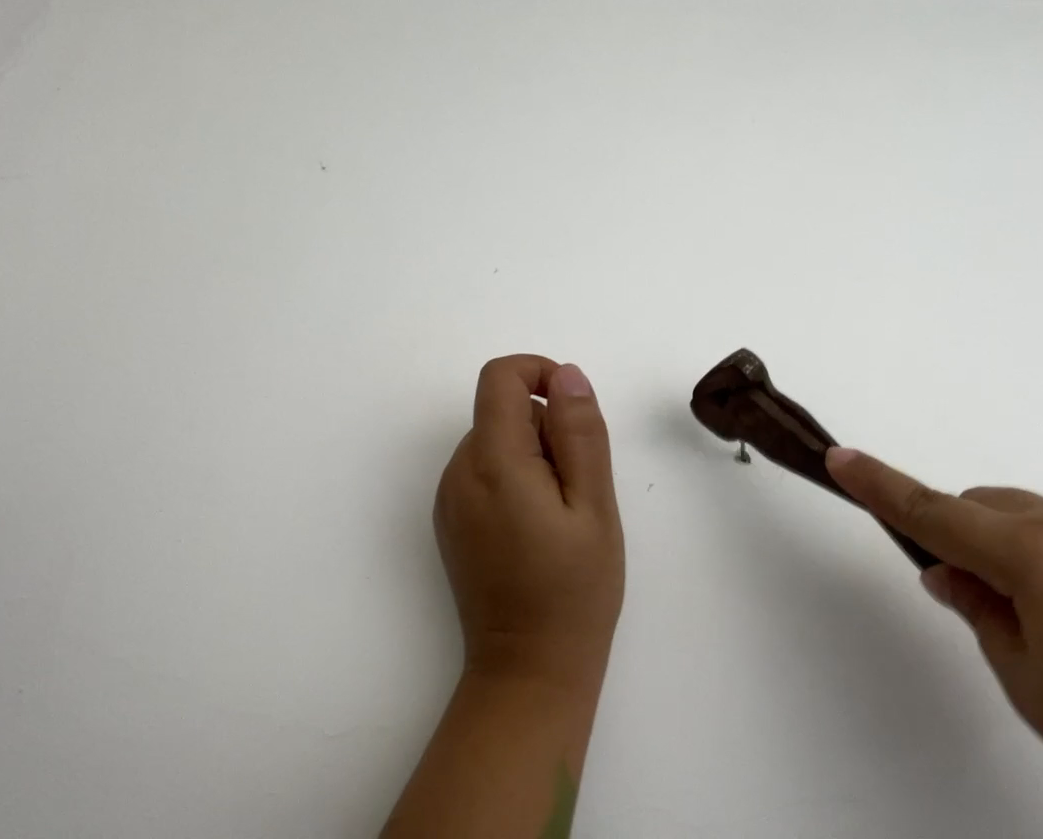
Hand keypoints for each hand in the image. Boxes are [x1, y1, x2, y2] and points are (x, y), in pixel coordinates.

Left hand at [434, 355, 623, 687]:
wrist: (529, 669)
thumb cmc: (574, 589)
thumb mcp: (593, 505)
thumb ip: (580, 433)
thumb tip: (567, 374)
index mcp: (491, 462)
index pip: (500, 377)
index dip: (541, 374)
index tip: (576, 413)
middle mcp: (457, 472)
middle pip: (502, 412)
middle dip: (547, 430)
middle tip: (579, 490)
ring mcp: (449, 499)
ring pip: (496, 442)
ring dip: (535, 457)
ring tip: (562, 516)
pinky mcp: (451, 522)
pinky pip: (485, 473)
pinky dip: (516, 480)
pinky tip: (538, 531)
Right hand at [827, 448, 1042, 838]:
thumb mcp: (1032, 684)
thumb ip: (981, 615)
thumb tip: (955, 576)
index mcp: (1033, 553)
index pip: (934, 511)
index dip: (880, 486)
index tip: (840, 457)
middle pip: (986, 507)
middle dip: (953, 533)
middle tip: (957, 598)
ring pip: (1033, 523)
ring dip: (1005, 552)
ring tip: (1030, 632)